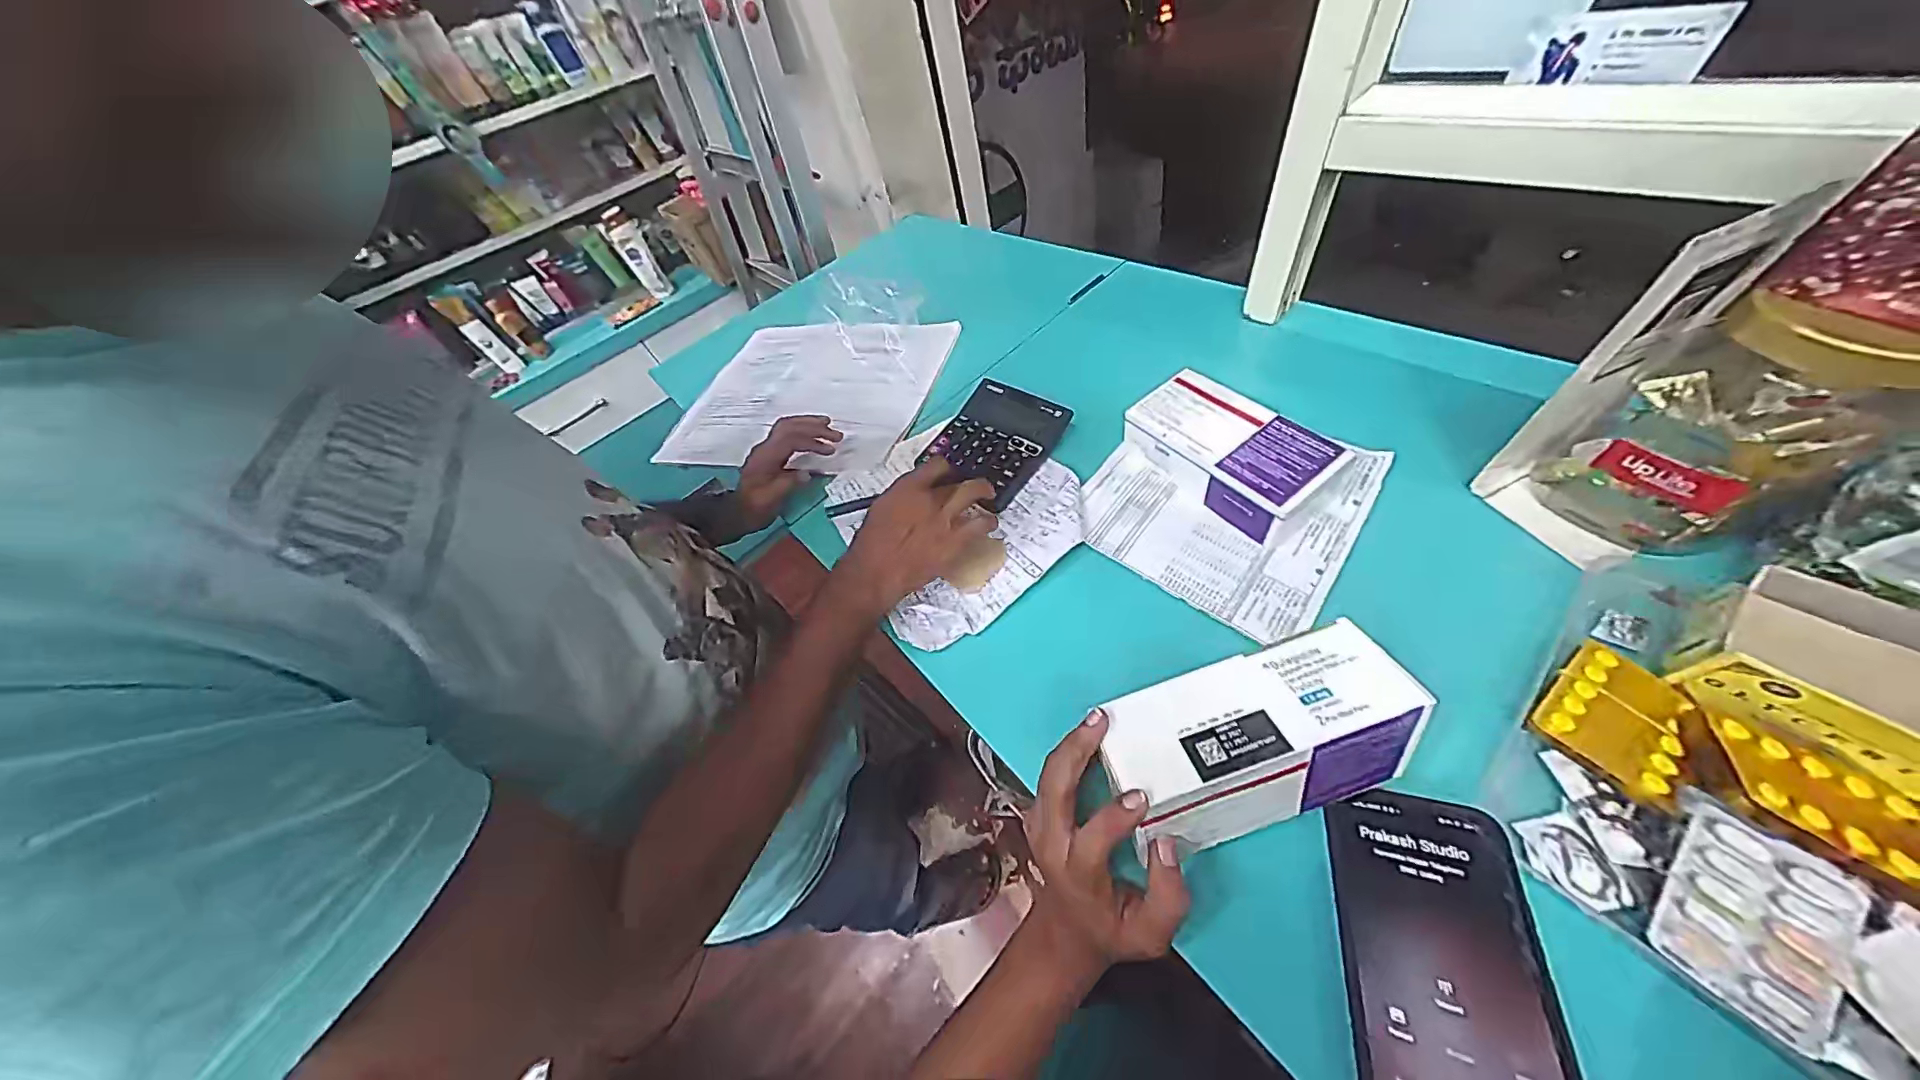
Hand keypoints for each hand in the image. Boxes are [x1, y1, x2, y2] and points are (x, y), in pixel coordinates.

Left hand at [737, 416, 842, 530]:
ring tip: (827, 427)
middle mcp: (765, 449)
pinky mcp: (769, 455)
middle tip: (835, 433)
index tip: (829, 449)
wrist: (738, 513)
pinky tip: (813, 438)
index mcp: (766, 457)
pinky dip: (802, 433)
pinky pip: (786, 436)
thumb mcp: (773, 498)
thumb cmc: (755, 508)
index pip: (790, 439)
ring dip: (808, 425)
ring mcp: (766, 450)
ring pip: (787, 428)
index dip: (812, 441)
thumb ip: (790, 483)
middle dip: (813, 426)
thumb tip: (807, 473)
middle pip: (789, 427)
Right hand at [823, 457, 996, 617]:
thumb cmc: (873, 544)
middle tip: (981, 486)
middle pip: (962, 481)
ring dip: (985, 501)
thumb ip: (905, 495)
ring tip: (989, 507)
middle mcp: (931, 501)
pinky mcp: (955, 543)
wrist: (877, 573)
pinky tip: (986, 529)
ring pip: (976, 501)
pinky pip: (979, 529)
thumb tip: (917, 492)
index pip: (937, 465)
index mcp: (909, 488)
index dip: (946, 467)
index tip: (950, 471)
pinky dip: (985, 527)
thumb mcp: (882, 506)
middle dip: (975, 482)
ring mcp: (946, 522)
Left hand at [1023, 707, 1189, 975]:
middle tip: (1100, 724)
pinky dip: (1066, 751)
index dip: (1115, 817)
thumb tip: (1166, 845)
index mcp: (1077, 873)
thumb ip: (1168, 896)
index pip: (1091, 840)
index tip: (1142, 797)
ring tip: (1095, 719)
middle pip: (1055, 790)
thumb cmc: (1111, 929)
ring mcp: (1039, 826)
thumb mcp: (1150, 934)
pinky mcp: (1039, 813)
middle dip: (1076, 752)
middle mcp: (1051, 844)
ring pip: (1047, 775)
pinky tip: (1087, 735)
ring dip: (1070, 744)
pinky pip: (1049, 775)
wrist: (1066, 931)